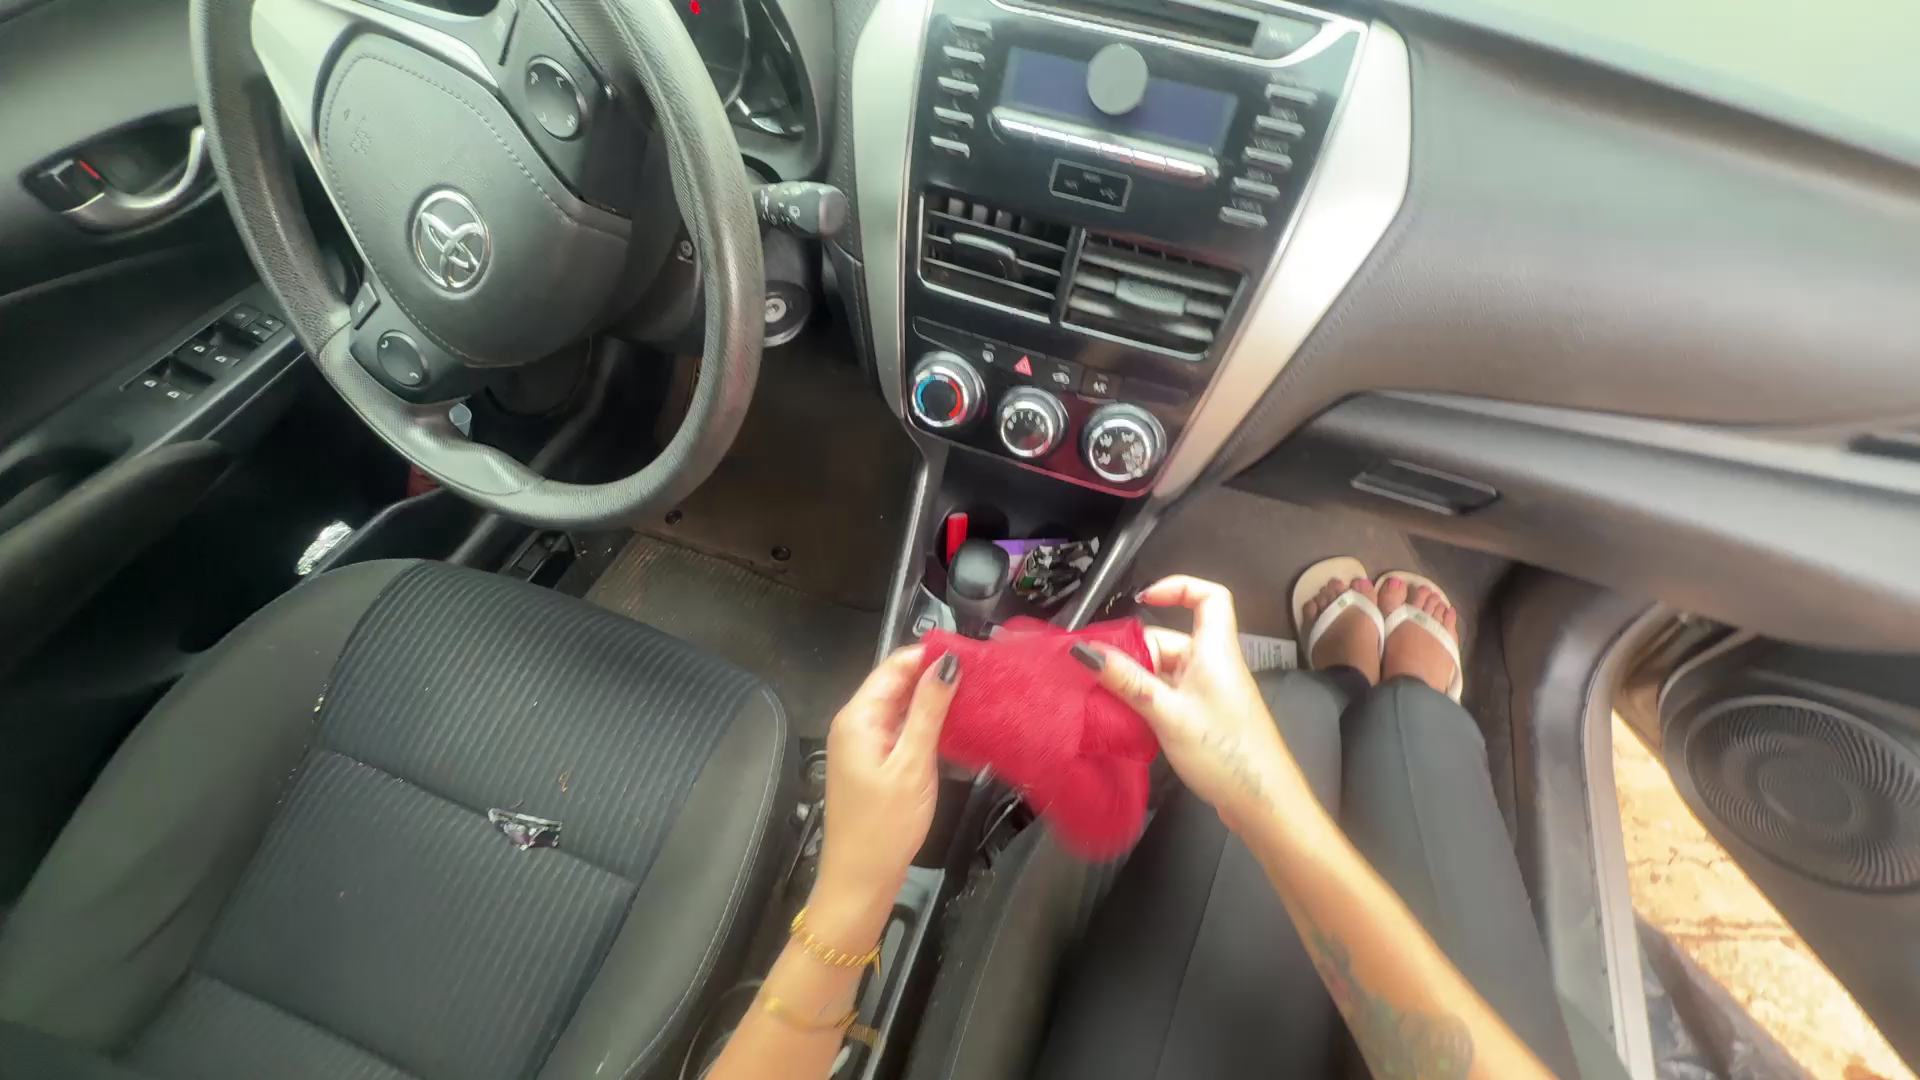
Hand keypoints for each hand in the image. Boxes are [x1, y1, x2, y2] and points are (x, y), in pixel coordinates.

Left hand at [816, 647, 958, 915]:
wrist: (860, 882)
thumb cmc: (886, 825)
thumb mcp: (913, 764)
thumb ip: (929, 709)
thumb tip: (947, 661)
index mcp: (858, 716)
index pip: (895, 666)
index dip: (930, 654)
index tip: (971, 654)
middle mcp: (855, 722)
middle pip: (897, 683)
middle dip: (934, 674)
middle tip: (981, 675)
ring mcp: (863, 743)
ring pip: (900, 705)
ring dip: (932, 699)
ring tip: (975, 694)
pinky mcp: (873, 761)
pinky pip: (900, 728)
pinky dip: (924, 723)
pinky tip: (953, 725)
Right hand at [1073, 576, 1303, 831]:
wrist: (1263, 805)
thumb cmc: (1225, 754)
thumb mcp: (1167, 714)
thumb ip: (1125, 680)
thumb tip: (1086, 651)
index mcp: (1214, 651)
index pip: (1208, 597)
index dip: (1177, 588)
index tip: (1143, 600)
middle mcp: (1213, 664)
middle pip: (1168, 640)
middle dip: (1133, 653)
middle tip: (1100, 674)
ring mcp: (1208, 690)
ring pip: (1162, 670)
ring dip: (1134, 681)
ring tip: (1106, 699)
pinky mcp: (1203, 714)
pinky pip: (1167, 693)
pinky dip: (1144, 700)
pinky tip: (1125, 717)